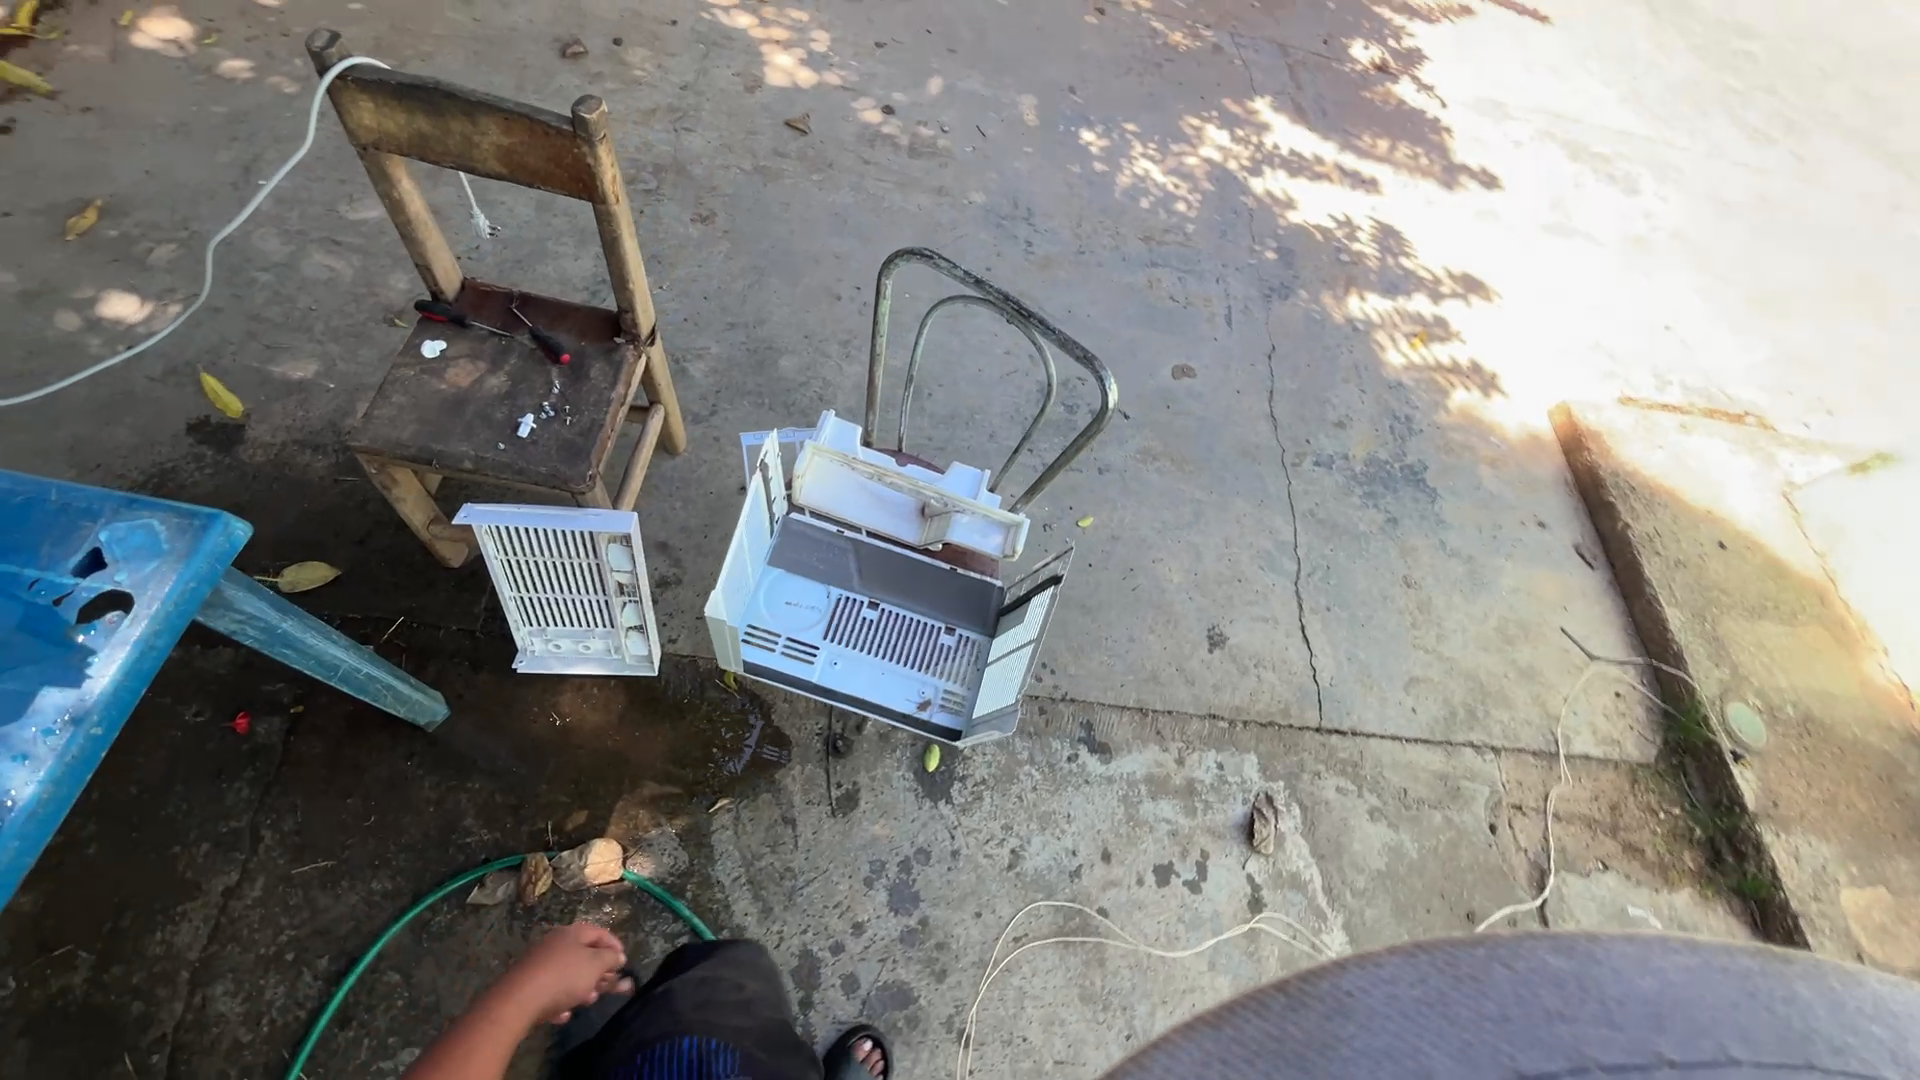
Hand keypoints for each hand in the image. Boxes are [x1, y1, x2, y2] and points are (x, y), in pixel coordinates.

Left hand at [489, 923, 633, 1026]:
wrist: (516, 1002)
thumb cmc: (563, 977)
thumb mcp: (595, 965)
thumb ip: (610, 958)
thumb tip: (618, 956)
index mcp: (572, 933)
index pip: (600, 933)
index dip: (615, 946)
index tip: (624, 962)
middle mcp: (554, 944)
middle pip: (583, 955)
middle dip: (598, 972)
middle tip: (608, 986)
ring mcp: (538, 965)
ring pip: (567, 975)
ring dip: (581, 988)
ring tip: (588, 1002)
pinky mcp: (525, 986)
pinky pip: (549, 991)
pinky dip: (559, 1001)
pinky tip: (563, 1015)